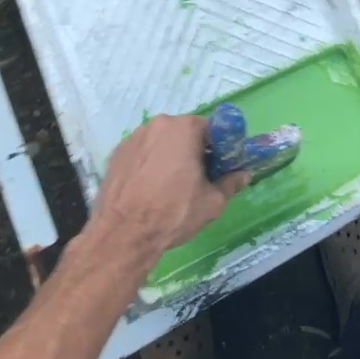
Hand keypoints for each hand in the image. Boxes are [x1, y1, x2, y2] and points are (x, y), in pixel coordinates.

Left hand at [91, 115, 248, 262]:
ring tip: (168, 186)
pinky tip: (147, 188)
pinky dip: (147, 164)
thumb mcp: (212, 202)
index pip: (211, 129)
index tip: (217, 169)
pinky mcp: (116, 153)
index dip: (217, 149)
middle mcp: (159, 124)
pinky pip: (141, 153)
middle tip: (195, 179)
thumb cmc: (173, 213)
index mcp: (185, 128)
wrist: (123, 235)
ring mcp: (134, 137)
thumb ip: (230, 183)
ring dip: (168, 156)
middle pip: (184, 133)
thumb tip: (243, 175)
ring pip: (161, 142)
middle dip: (192, 151)